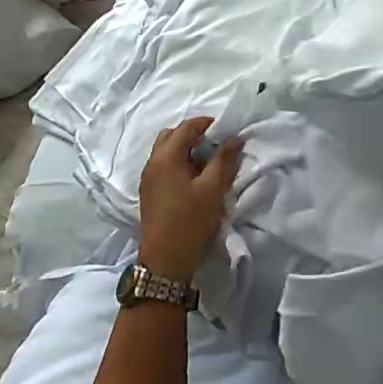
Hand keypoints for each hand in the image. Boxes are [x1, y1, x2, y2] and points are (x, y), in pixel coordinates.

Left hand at [137, 117, 242, 281]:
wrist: (166, 259)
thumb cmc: (190, 220)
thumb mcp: (213, 189)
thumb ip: (224, 160)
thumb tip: (234, 138)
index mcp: (165, 158)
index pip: (185, 128)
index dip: (206, 124)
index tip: (226, 129)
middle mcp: (152, 163)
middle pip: (171, 136)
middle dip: (193, 135)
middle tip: (216, 144)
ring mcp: (148, 179)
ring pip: (166, 152)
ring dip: (186, 150)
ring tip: (209, 162)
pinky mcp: (150, 192)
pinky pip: (164, 167)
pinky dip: (180, 164)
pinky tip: (196, 179)